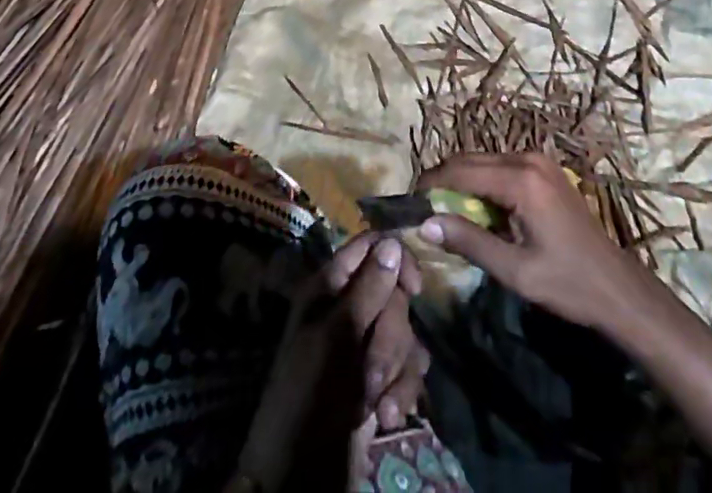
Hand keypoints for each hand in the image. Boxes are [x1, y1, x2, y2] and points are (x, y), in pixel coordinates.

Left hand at [236, 232, 425, 489]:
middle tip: (370, 371)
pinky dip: (402, 391)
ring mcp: (365, 345)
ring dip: (395, 371)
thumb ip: (366, 291)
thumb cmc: (307, 398)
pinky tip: (386, 416)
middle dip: (390, 338)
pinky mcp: (381, 379)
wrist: (298, 475)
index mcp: (327, 289)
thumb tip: (394, 242)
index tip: (413, 289)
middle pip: (394, 296)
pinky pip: (410, 368)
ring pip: (406, 334)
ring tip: (371, 402)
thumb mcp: (334, 340)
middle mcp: (347, 309)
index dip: (396, 261)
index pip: (370, 249)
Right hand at [414, 153, 662, 333]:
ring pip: (482, 162)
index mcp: (521, 180)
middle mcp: (528, 159)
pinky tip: (477, 211)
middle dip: (442, 182)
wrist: (620, 289)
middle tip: (422, 211)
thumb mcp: (514, 270)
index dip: (429, 186)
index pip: (459, 172)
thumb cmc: (568, 284)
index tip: (408, 206)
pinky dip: (481, 184)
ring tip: (444, 213)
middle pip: (468, 161)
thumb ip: (468, 241)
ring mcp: (539, 161)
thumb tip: (424, 223)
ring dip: (460, 183)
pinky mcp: (545, 170)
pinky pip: (500, 167)